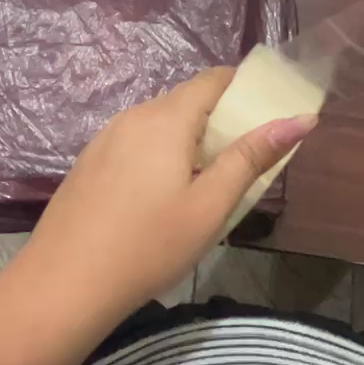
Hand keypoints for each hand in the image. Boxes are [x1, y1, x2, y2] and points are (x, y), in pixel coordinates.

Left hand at [19, 67, 316, 308]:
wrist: (63, 284)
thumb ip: (252, 157)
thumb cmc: (148, 246)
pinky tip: (160, 199)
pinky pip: (135, 144)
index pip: (213, 79)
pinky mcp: (88, 163)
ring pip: (159, 125)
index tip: (268, 115)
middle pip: (186, 101)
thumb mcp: (210, 206)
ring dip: (189, 142)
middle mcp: (132, 116)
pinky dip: (159, 156)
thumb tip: (300, 118)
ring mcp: (104, 139)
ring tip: (206, 185)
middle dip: (219, 121)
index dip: (245, 89)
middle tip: (244, 163)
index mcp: (165, 119)